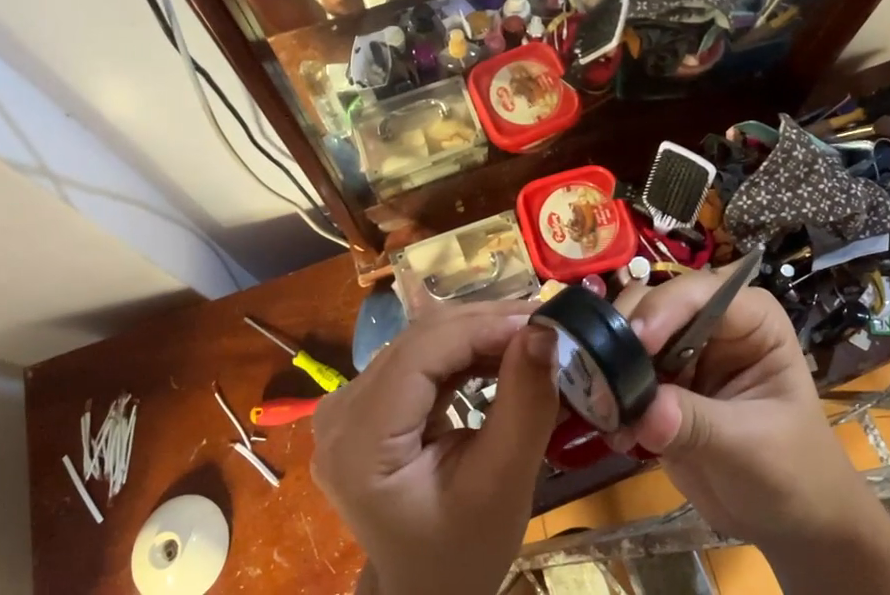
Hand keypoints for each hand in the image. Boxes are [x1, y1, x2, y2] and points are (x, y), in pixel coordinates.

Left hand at [311, 301, 557, 594]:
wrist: (427, 590)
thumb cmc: (463, 552)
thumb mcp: (502, 486)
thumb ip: (523, 405)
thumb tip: (545, 331)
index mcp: (359, 441)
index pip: (421, 353)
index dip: (482, 327)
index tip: (542, 321)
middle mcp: (341, 410)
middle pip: (420, 341)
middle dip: (487, 325)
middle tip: (548, 322)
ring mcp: (347, 404)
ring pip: (423, 342)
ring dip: (480, 334)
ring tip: (534, 336)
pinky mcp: (365, 403)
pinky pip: (420, 360)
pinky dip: (465, 353)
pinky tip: (503, 354)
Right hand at [610, 267, 889, 592]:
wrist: (789, 521)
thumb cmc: (792, 471)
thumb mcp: (751, 445)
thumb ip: (697, 423)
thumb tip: (644, 412)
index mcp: (751, 319)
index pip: (704, 293)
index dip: (667, 309)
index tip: (637, 342)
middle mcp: (712, 325)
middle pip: (658, 304)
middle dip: (628, 331)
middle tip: (601, 368)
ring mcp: (682, 354)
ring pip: (631, 333)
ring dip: (609, 361)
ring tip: (602, 401)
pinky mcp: (660, 386)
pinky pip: (623, 374)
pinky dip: (609, 393)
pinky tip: (610, 426)